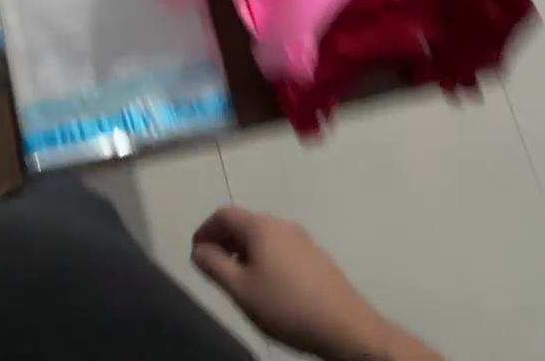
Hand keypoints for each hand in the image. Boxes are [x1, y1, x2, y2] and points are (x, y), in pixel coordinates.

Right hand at [192, 207, 436, 360]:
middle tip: (214, 266)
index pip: (223, 214)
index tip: (196, 252)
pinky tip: (269, 285)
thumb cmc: (287, 306)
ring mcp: (303, 240)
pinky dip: (265, 258)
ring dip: (245, 250)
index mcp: (260, 226)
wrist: (348, 329)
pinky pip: (281, 248)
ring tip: (239, 278)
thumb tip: (198, 249)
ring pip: (264, 236)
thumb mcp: (240, 289)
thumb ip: (213, 265)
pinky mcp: (317, 258)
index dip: (204, 230)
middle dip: (224, 240)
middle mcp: (281, 224)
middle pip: (244, 223)